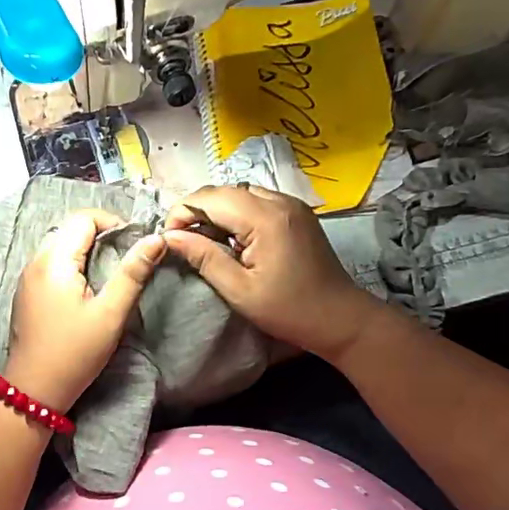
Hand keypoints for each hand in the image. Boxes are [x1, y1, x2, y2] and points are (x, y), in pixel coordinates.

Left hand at [5, 209, 163, 412]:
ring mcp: (27, 278)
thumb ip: (133, 272)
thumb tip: (156, 239)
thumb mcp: (110, 313)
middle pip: (70, 229)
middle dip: (101, 235)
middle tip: (125, 258)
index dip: (112, 222)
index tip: (134, 244)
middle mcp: (35, 262)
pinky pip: (52, 264)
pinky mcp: (27, 293)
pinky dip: (73, 265)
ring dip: (87, 250)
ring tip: (110, 273)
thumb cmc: (75, 352)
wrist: (34, 389)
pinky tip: (88, 289)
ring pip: (60, 245)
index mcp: (54, 261)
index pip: (83, 218)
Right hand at [162, 185, 382, 359]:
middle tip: (182, 241)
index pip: (210, 197)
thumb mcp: (239, 291)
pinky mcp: (297, 213)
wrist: (340, 318)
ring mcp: (291, 204)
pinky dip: (238, 214)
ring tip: (204, 242)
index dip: (182, 212)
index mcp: (265, 217)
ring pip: (240, 194)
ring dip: (217, 212)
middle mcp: (279, 201)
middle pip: (225, 191)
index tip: (168, 238)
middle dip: (197, 211)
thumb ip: (204, 257)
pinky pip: (258, 202)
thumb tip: (170, 237)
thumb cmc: (289, 310)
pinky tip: (232, 240)